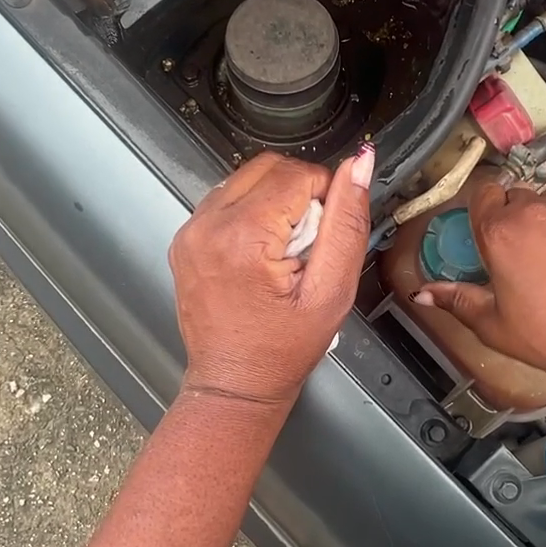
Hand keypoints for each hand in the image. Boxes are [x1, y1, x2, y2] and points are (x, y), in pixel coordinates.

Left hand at [170, 148, 374, 407]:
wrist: (235, 383)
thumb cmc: (283, 348)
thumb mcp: (332, 290)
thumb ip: (347, 222)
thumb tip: (360, 163)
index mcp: (243, 236)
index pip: (297, 174)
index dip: (324, 198)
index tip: (323, 240)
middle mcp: (207, 225)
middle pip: (269, 168)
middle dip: (299, 194)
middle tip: (306, 245)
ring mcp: (190, 230)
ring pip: (246, 178)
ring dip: (274, 201)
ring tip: (283, 252)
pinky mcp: (185, 238)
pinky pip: (226, 199)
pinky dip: (250, 212)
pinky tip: (261, 254)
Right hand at [413, 181, 545, 391]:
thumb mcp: (493, 325)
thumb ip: (456, 299)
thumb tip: (421, 292)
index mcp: (499, 234)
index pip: (483, 195)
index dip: (487, 213)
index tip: (494, 232)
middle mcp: (536, 210)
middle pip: (519, 198)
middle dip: (520, 219)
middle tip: (531, 255)